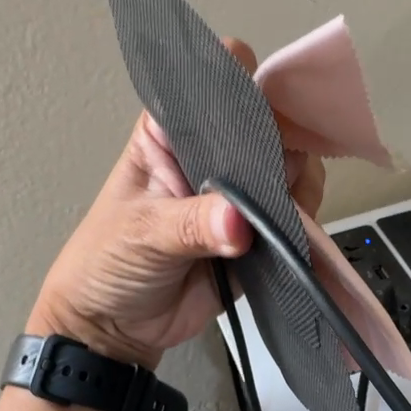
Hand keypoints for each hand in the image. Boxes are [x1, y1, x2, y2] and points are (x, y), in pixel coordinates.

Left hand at [29, 40, 325, 368]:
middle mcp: (211, 157)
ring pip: (291, 169)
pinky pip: (295, 219)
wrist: (117, 328)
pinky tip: (295, 234)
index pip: (220, 83)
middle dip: (284, 142)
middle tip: (277, 177)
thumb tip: (237, 222)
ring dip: (297, 186)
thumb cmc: (106, 264)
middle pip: (270, 123)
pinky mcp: (257, 236)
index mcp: (173, 134)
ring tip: (282, 213)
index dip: (247, 87)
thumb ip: (191, 224)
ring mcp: (239, 196)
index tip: (264, 117)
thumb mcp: (142, 233)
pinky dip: (303, 224)